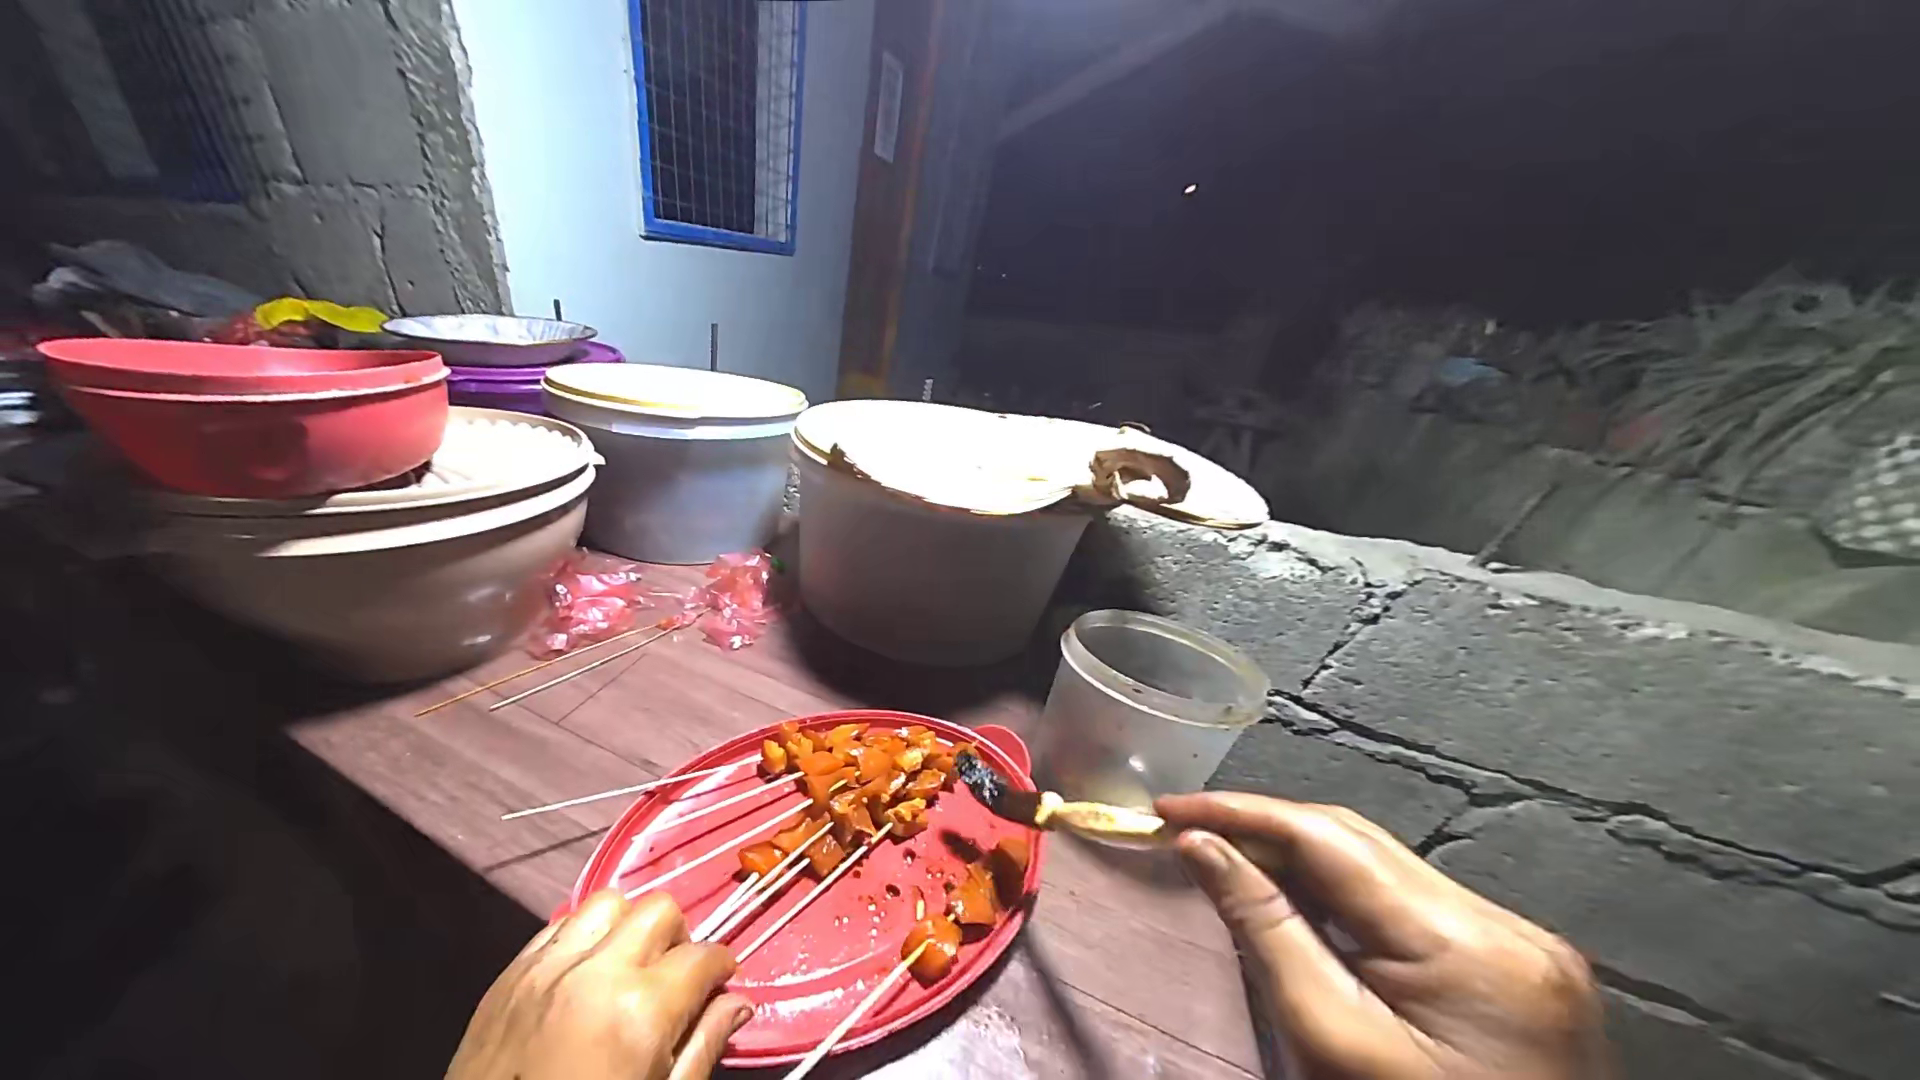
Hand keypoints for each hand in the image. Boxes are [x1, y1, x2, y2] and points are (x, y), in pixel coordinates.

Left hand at [446, 889, 751, 1079]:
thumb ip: (703, 1046)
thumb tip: (738, 1002)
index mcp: (641, 1010)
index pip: (704, 957)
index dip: (721, 968)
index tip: (719, 983)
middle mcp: (597, 973)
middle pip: (660, 911)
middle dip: (678, 938)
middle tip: (672, 975)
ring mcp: (546, 971)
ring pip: (609, 904)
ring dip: (627, 928)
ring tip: (624, 966)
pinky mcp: (507, 980)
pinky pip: (557, 927)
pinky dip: (580, 939)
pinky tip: (581, 975)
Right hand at [1156, 792, 1610, 1079]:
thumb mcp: (1329, 1038)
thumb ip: (1263, 926)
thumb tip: (1198, 844)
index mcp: (1469, 943)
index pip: (1327, 838)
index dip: (1240, 812)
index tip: (1169, 809)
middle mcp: (1501, 921)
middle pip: (1349, 840)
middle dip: (1260, 828)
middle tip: (1186, 831)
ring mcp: (1509, 936)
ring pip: (1367, 860)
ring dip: (1288, 854)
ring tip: (1222, 854)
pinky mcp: (1498, 955)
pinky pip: (1390, 894)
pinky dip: (1327, 887)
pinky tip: (1283, 891)